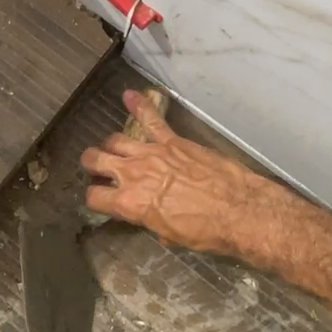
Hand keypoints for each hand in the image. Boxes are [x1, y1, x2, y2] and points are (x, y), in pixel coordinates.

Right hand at [80, 89, 274, 256]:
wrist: (239, 211)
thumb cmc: (205, 232)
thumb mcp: (170, 236)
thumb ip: (151, 221)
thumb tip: (150, 217)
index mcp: (129, 203)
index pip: (94, 197)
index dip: (94, 199)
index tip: (100, 200)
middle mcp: (132, 174)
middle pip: (96, 160)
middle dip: (91, 165)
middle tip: (95, 168)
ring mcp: (151, 152)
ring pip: (115, 140)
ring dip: (110, 146)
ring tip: (111, 148)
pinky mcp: (172, 141)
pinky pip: (152, 119)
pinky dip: (139, 105)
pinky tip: (129, 95)